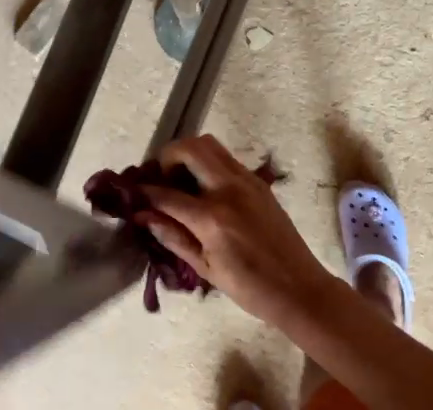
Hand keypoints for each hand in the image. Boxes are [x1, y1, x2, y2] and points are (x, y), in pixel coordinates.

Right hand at [137, 135, 340, 326]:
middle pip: (190, 148)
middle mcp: (229, 188)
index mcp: (212, 217)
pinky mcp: (258, 181)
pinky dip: (208, 162)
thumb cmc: (249, 287)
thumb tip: (143, 216)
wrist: (298, 286)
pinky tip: (203, 187)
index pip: (167, 194)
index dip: (146, 193)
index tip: (133, 194)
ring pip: (209, 145)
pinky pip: (226, 158)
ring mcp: (246, 180)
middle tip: (160, 178)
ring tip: (180, 179)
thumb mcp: (205, 268)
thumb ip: (173, 236)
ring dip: (188, 153)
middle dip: (167, 157)